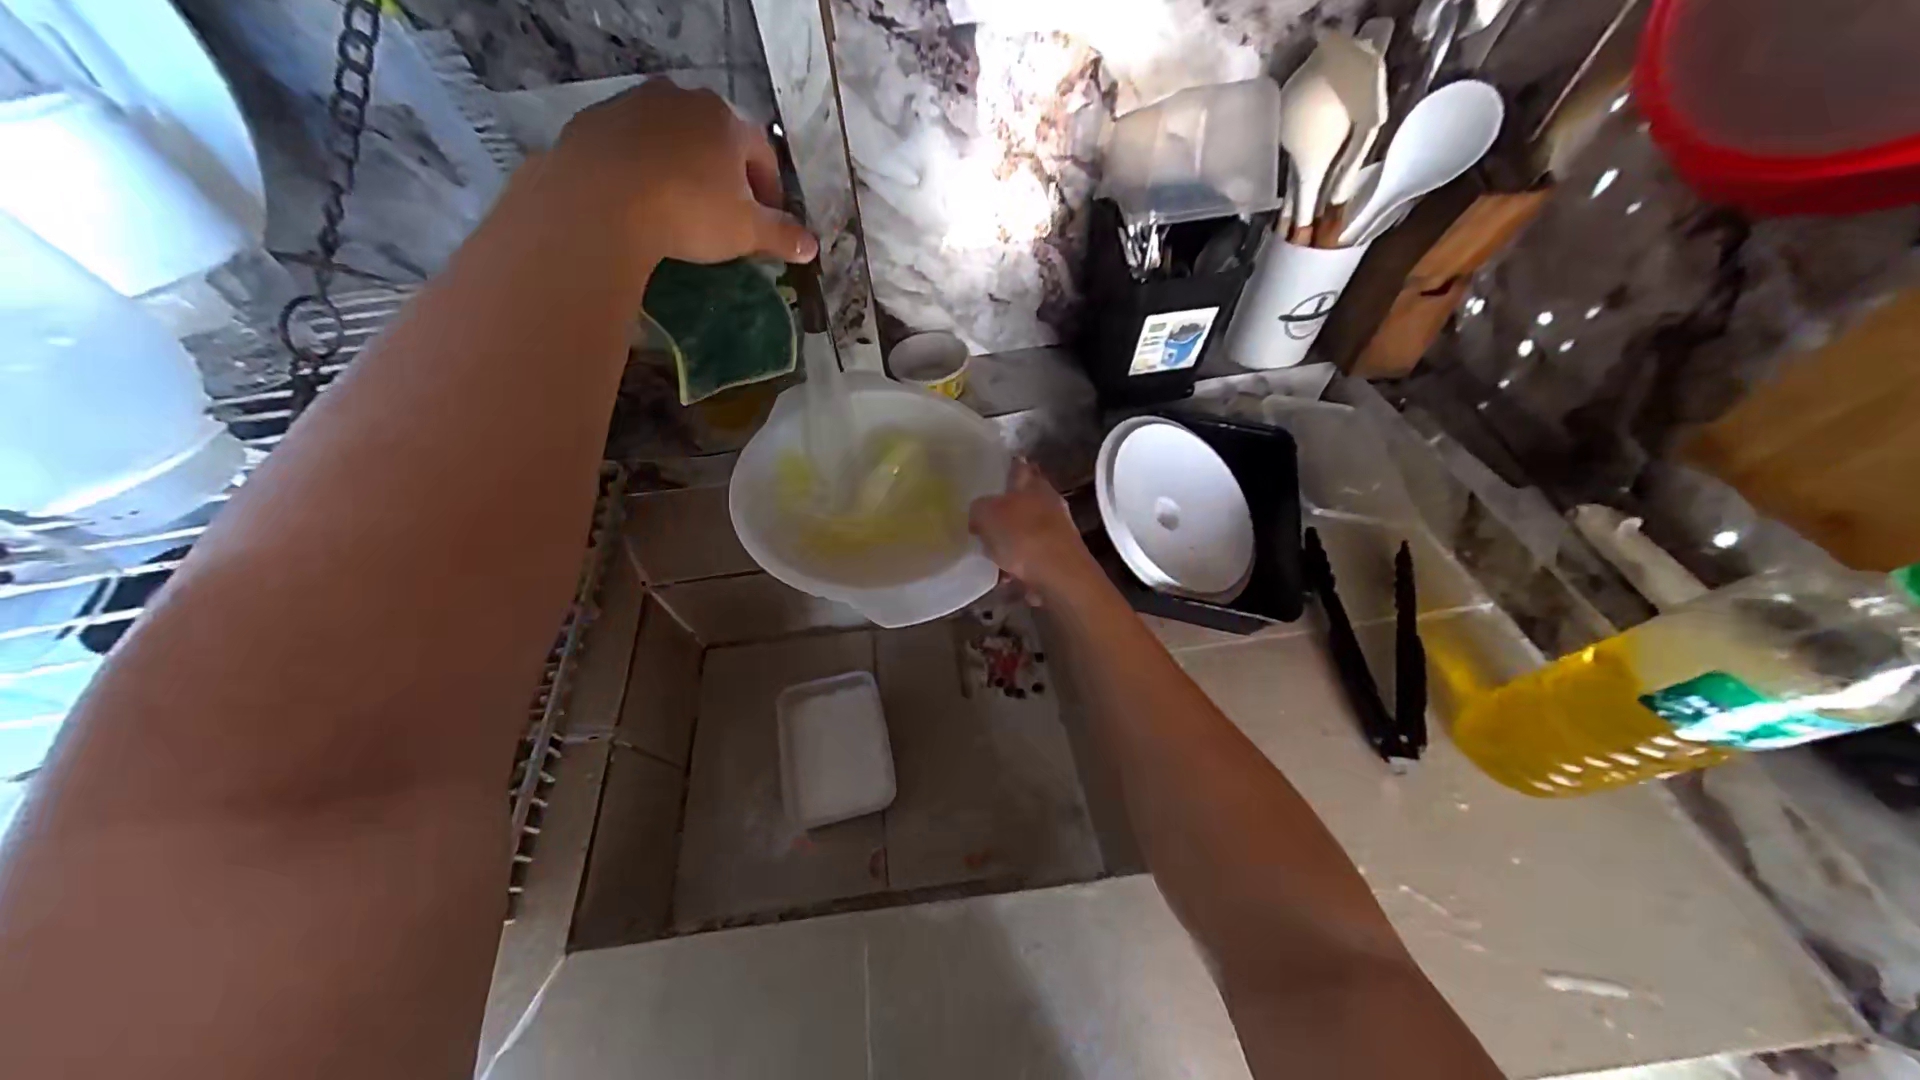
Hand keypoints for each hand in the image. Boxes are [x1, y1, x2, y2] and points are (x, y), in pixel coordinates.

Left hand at [537, 80, 817, 266]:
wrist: (601, 203)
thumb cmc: (689, 212)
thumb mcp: (746, 232)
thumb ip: (782, 235)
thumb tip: (812, 246)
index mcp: (726, 122)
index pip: (761, 155)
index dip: (769, 191)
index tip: (766, 220)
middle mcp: (683, 99)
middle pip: (717, 139)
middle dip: (727, 174)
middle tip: (726, 213)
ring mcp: (635, 104)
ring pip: (674, 137)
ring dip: (685, 166)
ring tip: (682, 205)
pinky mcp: (596, 120)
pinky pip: (633, 144)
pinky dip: (644, 166)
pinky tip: (643, 198)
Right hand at [969, 460, 1101, 601]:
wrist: (1059, 575)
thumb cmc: (1021, 536)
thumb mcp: (986, 515)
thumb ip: (978, 509)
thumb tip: (979, 516)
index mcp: (1031, 484)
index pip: (1019, 467)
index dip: (1008, 467)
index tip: (997, 471)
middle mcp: (1048, 502)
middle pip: (1025, 500)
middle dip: (1008, 508)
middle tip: (986, 517)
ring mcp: (1057, 530)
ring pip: (1028, 529)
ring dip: (1012, 539)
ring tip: (991, 552)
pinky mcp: (1059, 556)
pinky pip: (1032, 556)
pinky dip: (1020, 564)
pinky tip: (1005, 575)